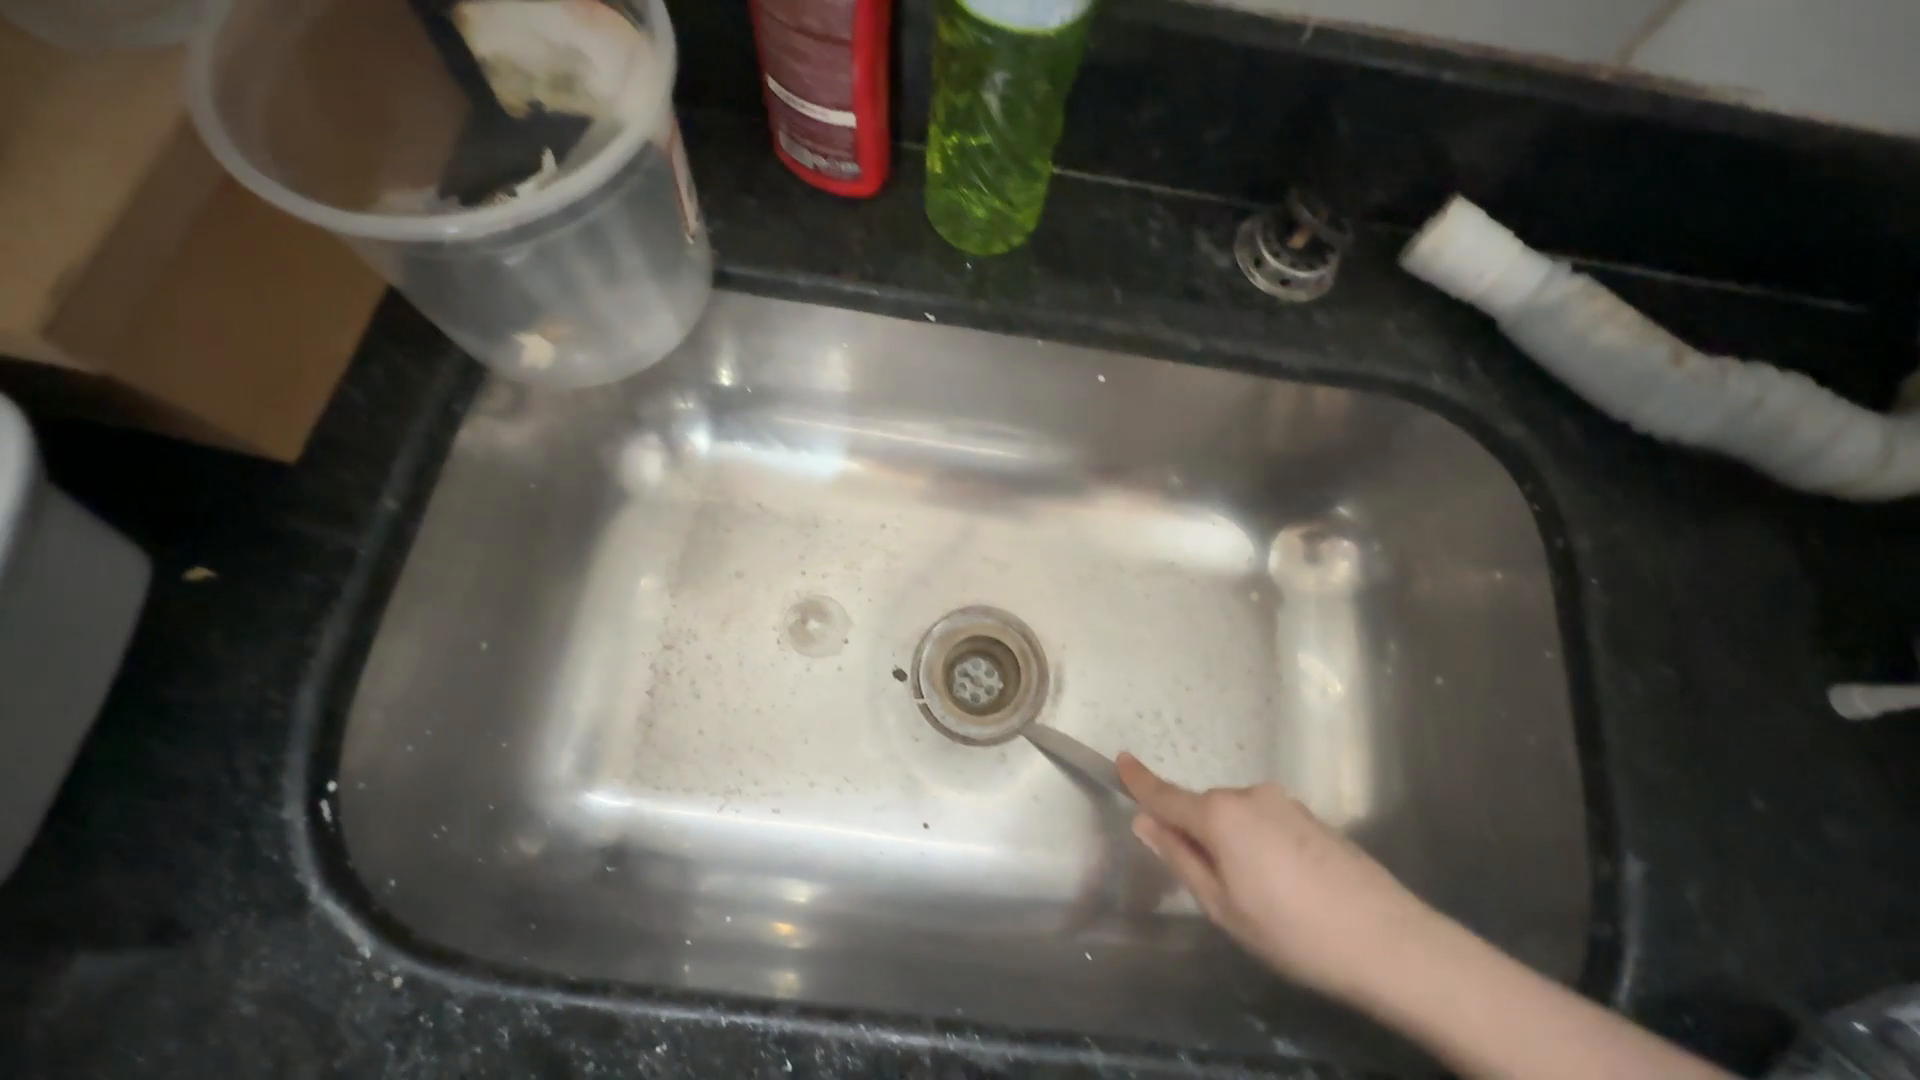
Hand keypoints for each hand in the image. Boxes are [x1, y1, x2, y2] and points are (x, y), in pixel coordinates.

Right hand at [1117, 752, 1444, 1004]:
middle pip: (1204, 809)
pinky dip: (1259, 844)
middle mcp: (1250, 796)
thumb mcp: (1223, 906)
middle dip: (1195, 834)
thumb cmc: (1292, 931)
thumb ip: (1180, 858)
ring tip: (1258, 899)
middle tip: (1211, 890)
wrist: (1389, 942)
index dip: (1140, 781)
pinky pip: (1266, 823)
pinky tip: (1285, 888)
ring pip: (1238, 817)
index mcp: (1220, 815)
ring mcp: (1286, 803)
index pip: (1166, 795)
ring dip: (1232, 843)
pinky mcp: (1313, 818)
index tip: (1120, 760)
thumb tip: (1147, 823)